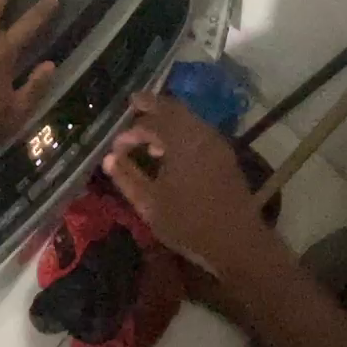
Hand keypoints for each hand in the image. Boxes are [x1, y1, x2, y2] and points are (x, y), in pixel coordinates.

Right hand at [103, 92, 282, 275]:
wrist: (237, 242)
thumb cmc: (189, 223)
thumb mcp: (149, 204)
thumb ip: (127, 178)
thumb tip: (109, 158)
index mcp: (181, 140)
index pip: (150, 123)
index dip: (130, 132)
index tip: (116, 148)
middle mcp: (200, 133)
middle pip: (173, 108)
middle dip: (152, 105)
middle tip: (134, 103)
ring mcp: (216, 142)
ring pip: (188, 119)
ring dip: (167, 121)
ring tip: (150, 139)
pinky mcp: (225, 155)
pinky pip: (199, 131)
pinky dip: (182, 132)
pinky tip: (172, 154)